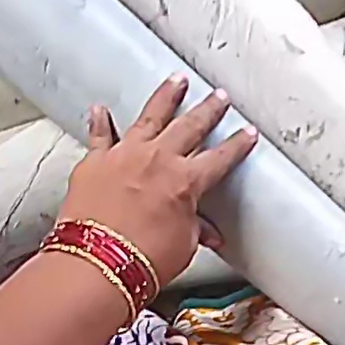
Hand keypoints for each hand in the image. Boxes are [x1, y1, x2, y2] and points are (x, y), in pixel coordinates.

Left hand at [56, 75, 257, 280]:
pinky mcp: (96, 162)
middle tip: (219, 96)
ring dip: (166, 97)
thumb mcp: (184, 245)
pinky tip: (101, 109)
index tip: (248, 133)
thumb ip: (195, 228)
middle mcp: (158, 159)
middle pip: (190, 126)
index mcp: (186, 181)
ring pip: (150, 116)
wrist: (99, 263)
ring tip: (177, 80)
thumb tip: (206, 232)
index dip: (237, 145)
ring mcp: (125, 155)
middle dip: (208, 110)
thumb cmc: (143, 258)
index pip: (221, 157)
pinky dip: (101, 122)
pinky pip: (100, 135)